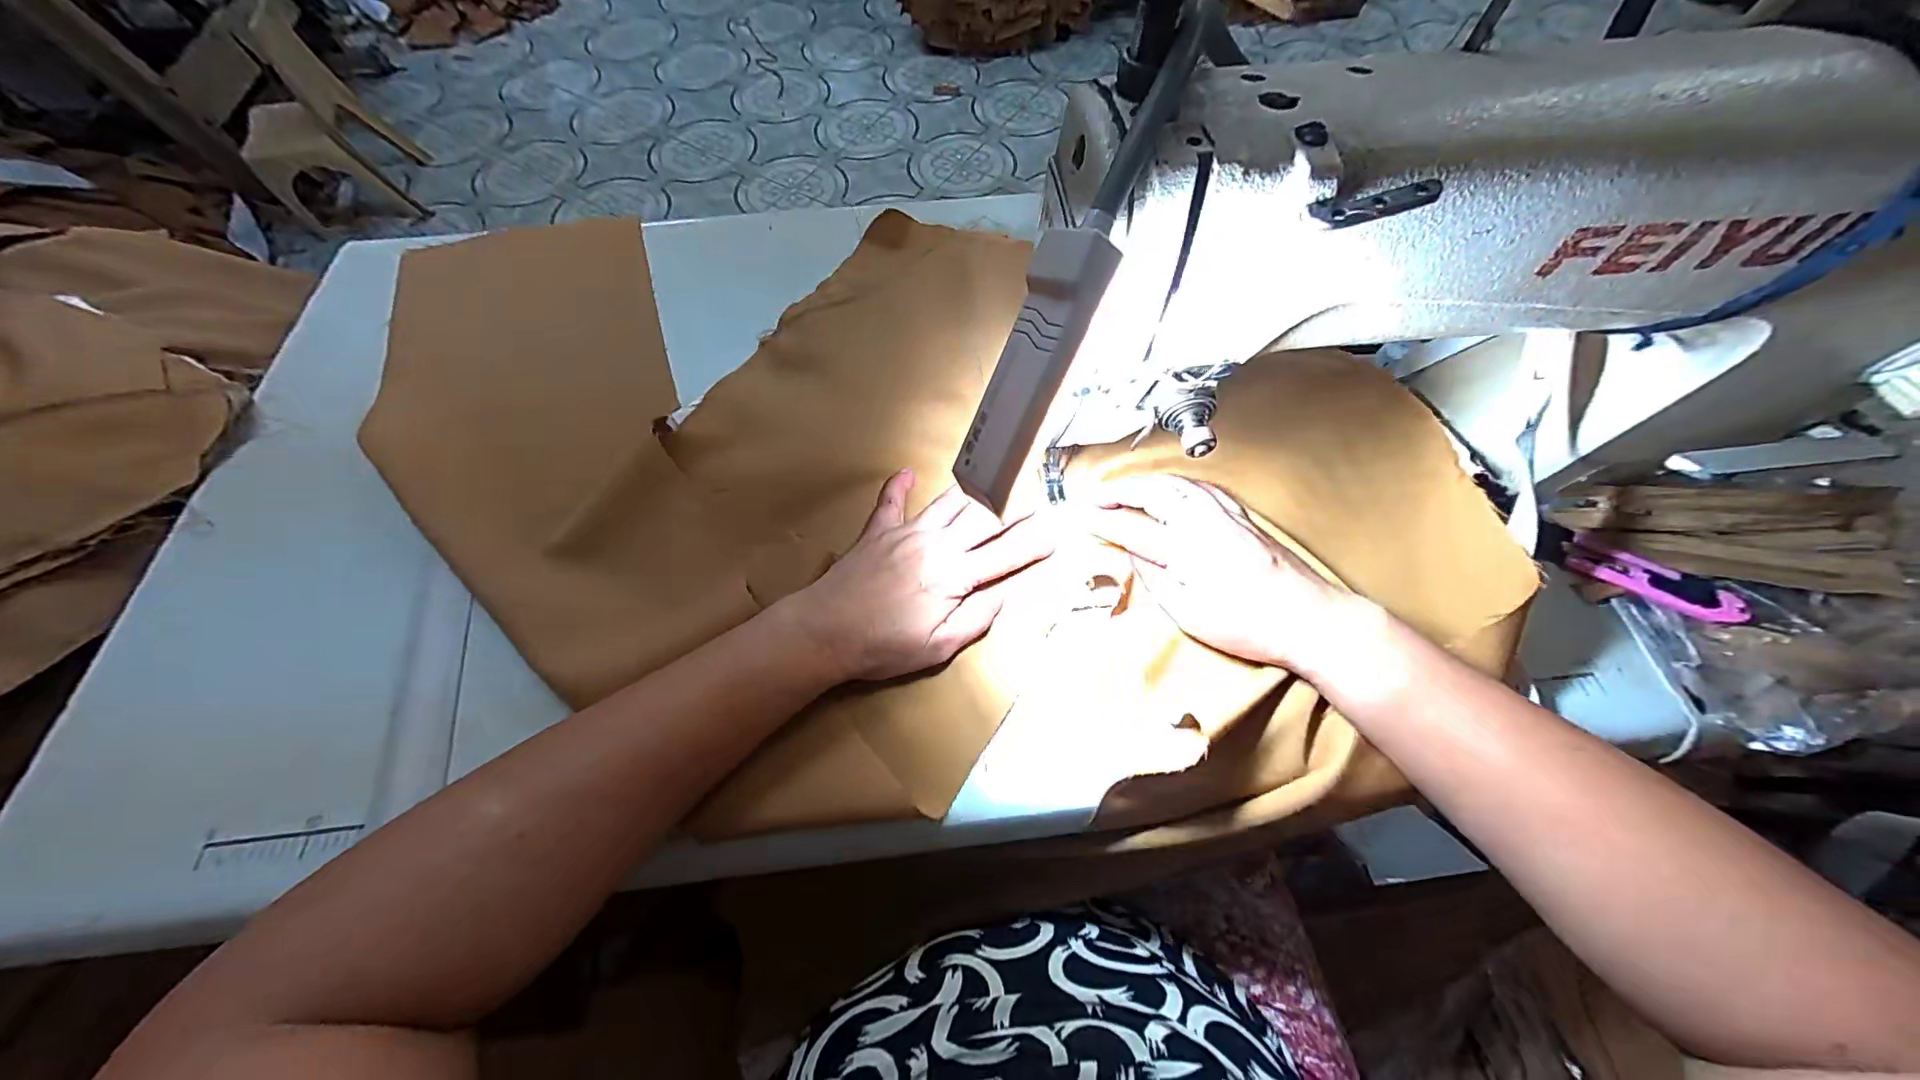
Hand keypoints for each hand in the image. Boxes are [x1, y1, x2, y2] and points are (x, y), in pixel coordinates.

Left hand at [785, 469, 1054, 682]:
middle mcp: (934, 545)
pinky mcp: (876, 531)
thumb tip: (1002, 595)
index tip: (1055, 532)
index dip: (1033, 542)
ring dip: (970, 500)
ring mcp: (904, 533)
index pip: (1005, 553)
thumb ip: (975, 619)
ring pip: (947, 502)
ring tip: (985, 499)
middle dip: (1007, 517)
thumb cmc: (881, 647)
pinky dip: (901, 486)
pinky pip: (891, 500)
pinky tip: (907, 473)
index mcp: (953, 576)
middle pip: (981, 517)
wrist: (823, 631)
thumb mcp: (937, 647)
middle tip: (1022, 517)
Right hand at [1084, 475, 1378, 677]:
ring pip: (1179, 484)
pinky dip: (1177, 484)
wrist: (1312, 619)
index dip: (1103, 521)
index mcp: (1186, 548)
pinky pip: (1203, 488)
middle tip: (1098, 496)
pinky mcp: (1244, 520)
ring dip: (1147, 483)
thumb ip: (1157, 580)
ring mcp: (1228, 517)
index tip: (1082, 518)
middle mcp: (1206, 523)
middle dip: (1120, 491)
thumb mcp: (1189, 613)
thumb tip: (1136, 558)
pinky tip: (1175, 491)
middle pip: (1154, 492)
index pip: (1132, 527)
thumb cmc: (1253, 624)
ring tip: (1128, 490)